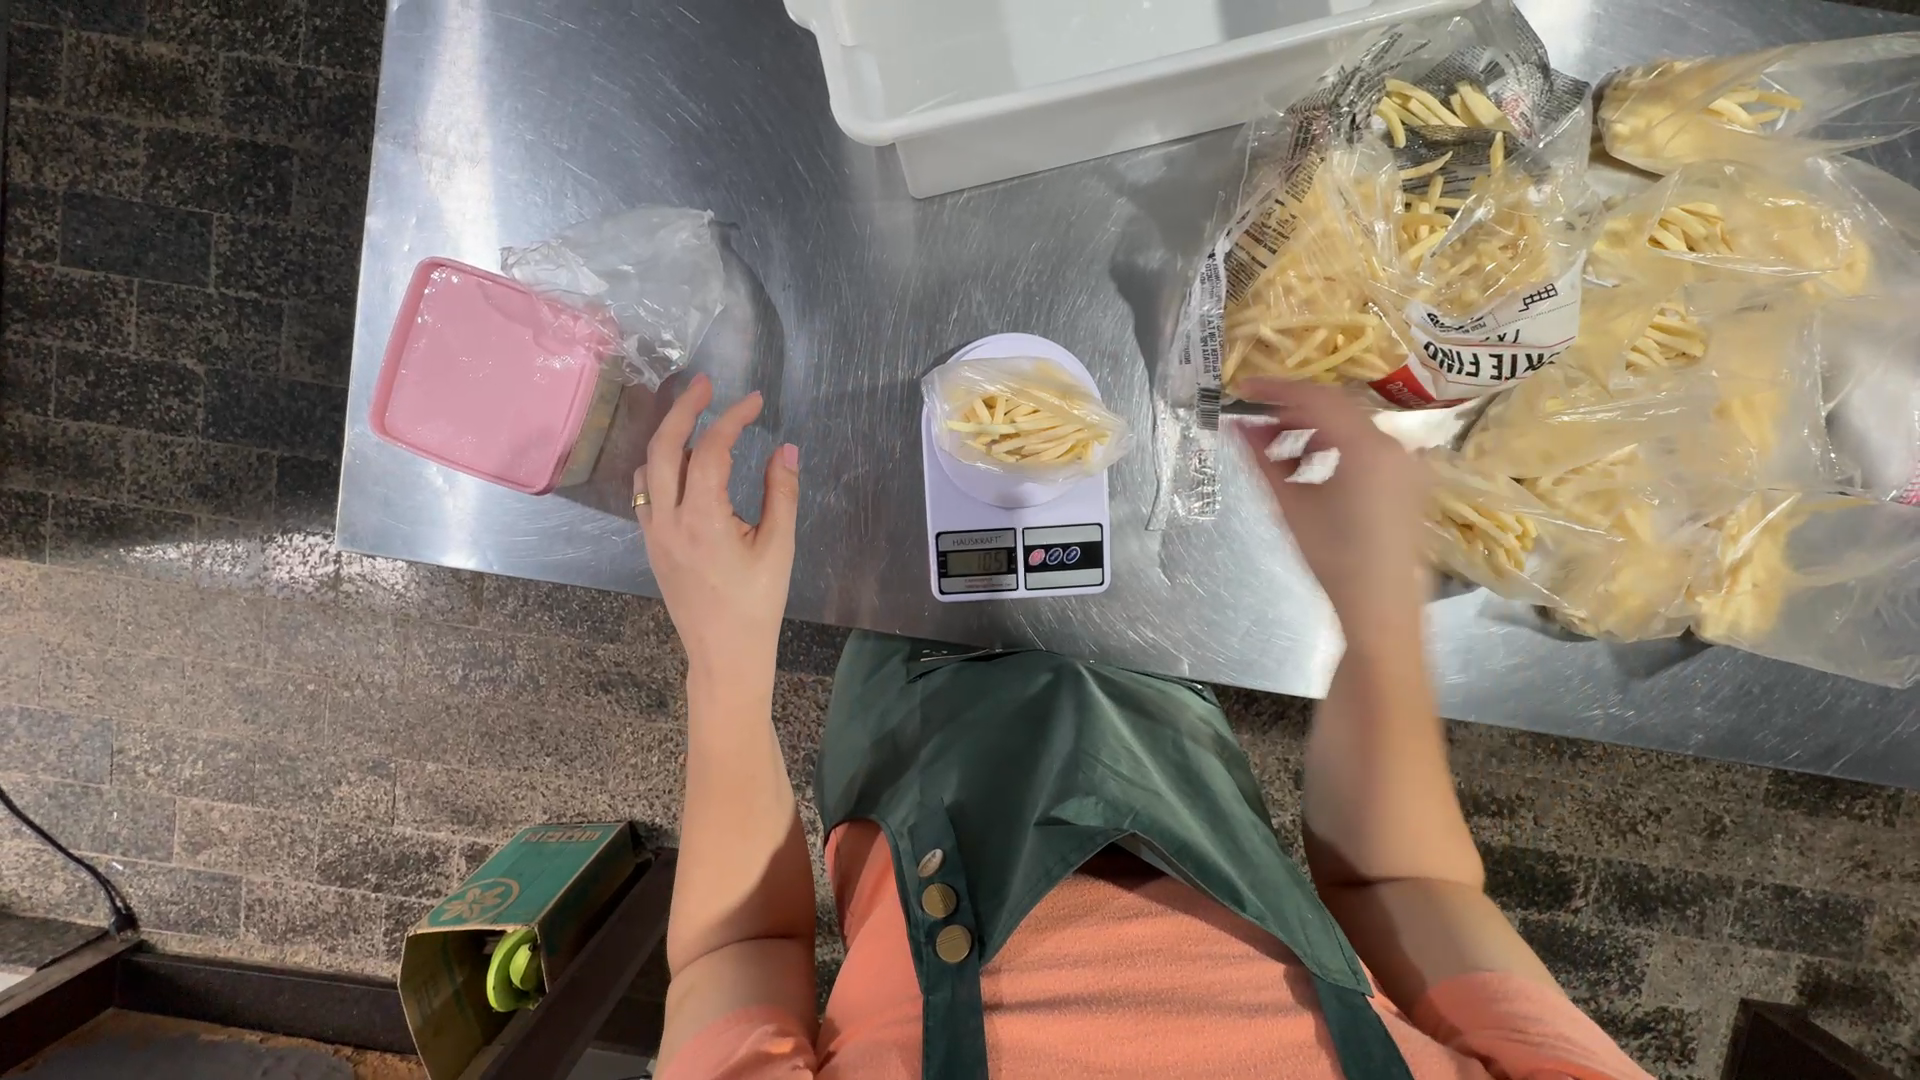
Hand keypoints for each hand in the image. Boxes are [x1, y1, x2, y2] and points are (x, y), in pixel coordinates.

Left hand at [635, 374, 799, 679]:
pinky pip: (645, 491)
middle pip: (661, 446)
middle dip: (682, 408)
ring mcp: (652, 532)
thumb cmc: (758, 603)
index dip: (732, 418)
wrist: (724, 652)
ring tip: (695, 419)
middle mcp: (667, 519)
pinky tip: (682, 464)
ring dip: (667, 436)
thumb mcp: (779, 547)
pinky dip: (660, 465)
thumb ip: (781, 493)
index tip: (754, 401)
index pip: (710, 450)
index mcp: (702, 519)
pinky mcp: (651, 543)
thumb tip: (787, 449)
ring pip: (645, 468)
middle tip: (705, 383)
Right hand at [1234, 378, 1427, 638]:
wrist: (1380, 607)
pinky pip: (1366, 448)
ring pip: (1351, 428)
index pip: (1316, 398)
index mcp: (1367, 447)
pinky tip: (1306, 471)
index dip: (1275, 389)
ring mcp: (1407, 463)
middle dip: (1292, 413)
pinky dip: (1333, 449)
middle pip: (1337, 409)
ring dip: (1311, 432)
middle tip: (1255, 424)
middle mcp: (1395, 445)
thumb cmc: (1332, 558)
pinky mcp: (1409, 480)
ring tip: (1276, 453)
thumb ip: (1262, 458)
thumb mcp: (1290, 505)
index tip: (1242, 389)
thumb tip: (1237, 425)